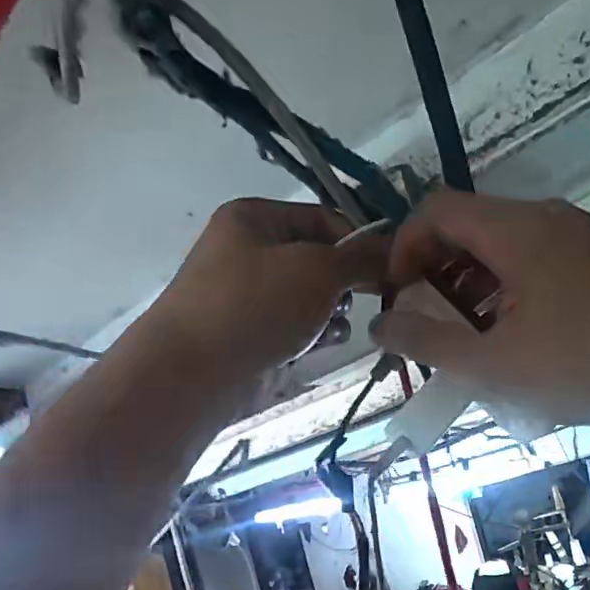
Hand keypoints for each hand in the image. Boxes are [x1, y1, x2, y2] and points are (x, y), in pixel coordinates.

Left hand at [138, 198, 386, 373]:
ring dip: (334, 314)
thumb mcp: (317, 270)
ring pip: (314, 298)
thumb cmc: (256, 306)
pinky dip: (316, 336)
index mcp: (256, 219)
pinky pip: (300, 328)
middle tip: (364, 299)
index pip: (326, 218)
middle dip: (347, 282)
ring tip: (332, 328)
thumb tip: (393, 249)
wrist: (196, 371)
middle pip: (321, 260)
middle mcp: (251, 251)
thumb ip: (360, 257)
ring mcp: (252, 296)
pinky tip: (321, 346)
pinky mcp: (255, 334)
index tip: (391, 270)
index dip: (361, 242)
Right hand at [370, 191, 589, 432]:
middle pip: (467, 225)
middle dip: (433, 270)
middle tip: (423, 321)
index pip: (437, 210)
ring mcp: (572, 237)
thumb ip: (428, 343)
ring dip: (466, 283)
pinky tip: (498, 332)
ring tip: (457, 334)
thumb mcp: (493, 365)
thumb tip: (380, 327)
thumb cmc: (579, 373)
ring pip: (497, 244)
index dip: (404, 247)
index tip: (396, 296)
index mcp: (520, 230)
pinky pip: (527, 260)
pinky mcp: (587, 261)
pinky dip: (499, 288)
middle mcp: (545, 218)